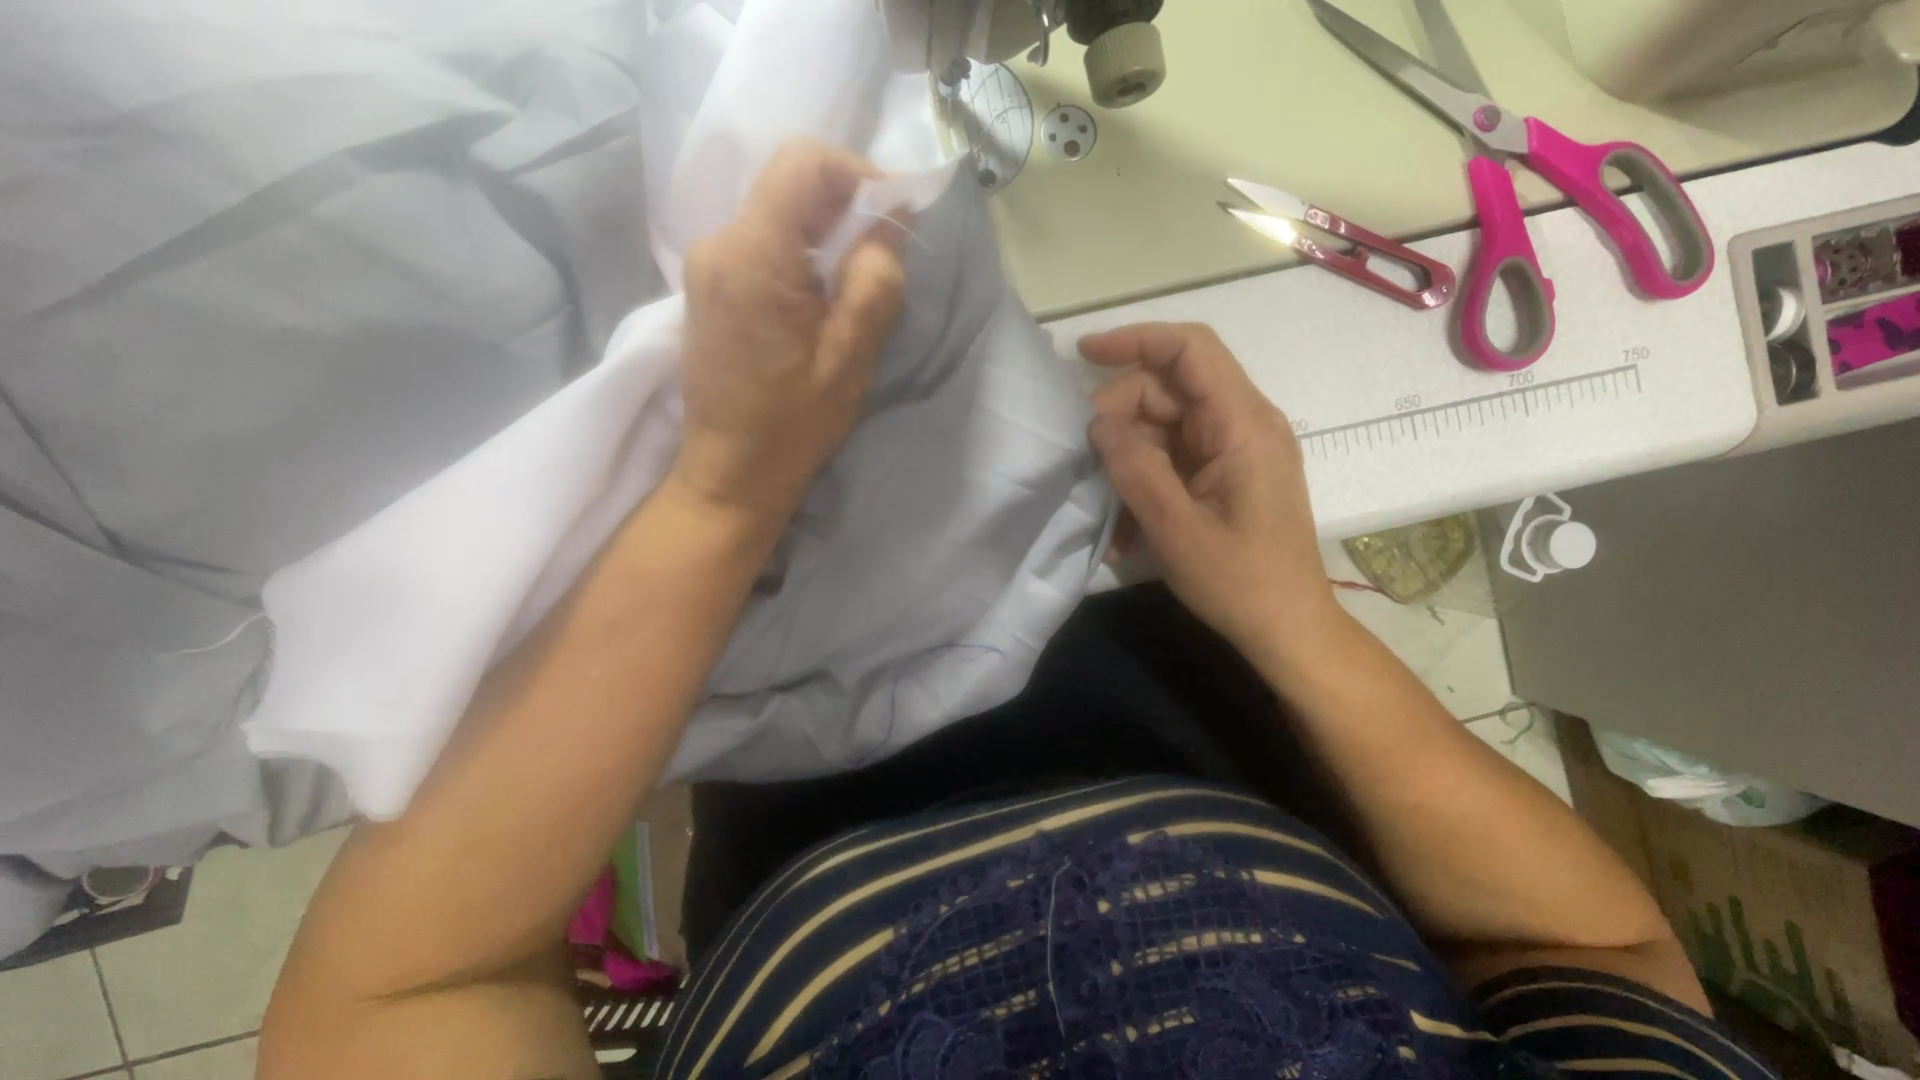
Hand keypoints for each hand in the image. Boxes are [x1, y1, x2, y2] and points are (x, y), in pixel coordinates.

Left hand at [669, 139, 908, 531]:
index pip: (803, 162)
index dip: (859, 174)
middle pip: (790, 183)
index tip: (896, 216)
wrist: (729, 474)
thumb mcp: (850, 356)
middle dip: (847, 205)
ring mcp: (708, 263)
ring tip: (857, 283)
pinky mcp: (710, 283)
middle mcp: (718, 244)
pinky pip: (764, 240)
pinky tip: (823, 296)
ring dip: (826, 232)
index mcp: (751, 257)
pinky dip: (802, 251)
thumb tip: (892, 217)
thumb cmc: (792, 426)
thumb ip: (875, 278)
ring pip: (779, 210)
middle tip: (885, 254)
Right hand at [1083, 322, 1337, 652]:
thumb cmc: (1241, 582)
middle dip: (1121, 414)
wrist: (1288, 629)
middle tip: (1088, 459)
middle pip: (1170, 387)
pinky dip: (1144, 479)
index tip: (1084, 354)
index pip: (1190, 350)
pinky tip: (1125, 527)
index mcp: (1243, 424)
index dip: (1136, 340)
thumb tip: (1099, 425)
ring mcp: (1235, 449)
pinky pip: (1174, 456)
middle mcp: (1243, 424)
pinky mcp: (1226, 474)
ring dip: (1128, 456)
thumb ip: (1135, 469)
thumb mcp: (1177, 529)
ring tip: (1105, 506)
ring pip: (1165, 423)